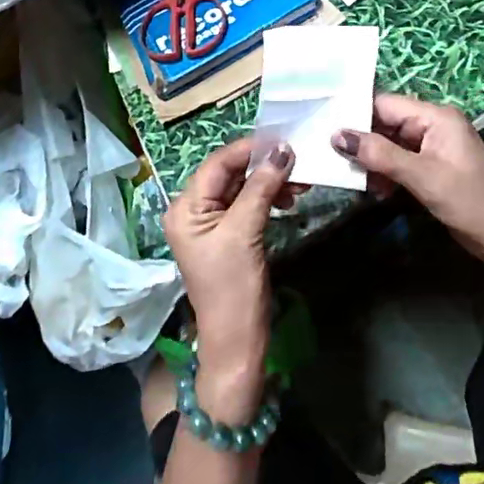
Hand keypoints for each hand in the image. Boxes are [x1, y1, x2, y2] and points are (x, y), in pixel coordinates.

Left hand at [163, 138, 296, 422]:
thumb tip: (281, 151)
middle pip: (227, 174)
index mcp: (185, 207)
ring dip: (267, 182)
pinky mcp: (225, 236)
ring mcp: (208, 225)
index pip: (216, 164)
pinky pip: (244, 206)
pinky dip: (265, 199)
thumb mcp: (246, 234)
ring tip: (298, 182)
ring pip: (238, 189)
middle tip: (296, 159)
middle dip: (261, 166)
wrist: (237, 344)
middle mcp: (191, 210)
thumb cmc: (234, 289)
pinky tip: (287, 199)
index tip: (282, 139)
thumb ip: (260, 189)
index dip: (248, 149)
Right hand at [333, 94, 483, 315]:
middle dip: (358, 138)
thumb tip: (336, 135)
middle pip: (382, 122)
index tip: (321, 125)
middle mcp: (431, 126)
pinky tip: (369, 187)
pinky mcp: (430, 169)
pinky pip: (396, 161)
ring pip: (386, 143)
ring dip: (368, 159)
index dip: (353, 114)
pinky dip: (381, 172)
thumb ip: (380, 154)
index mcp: (435, 117)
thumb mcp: (424, 178)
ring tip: (348, 175)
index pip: (383, 104)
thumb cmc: (475, 205)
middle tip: (327, 152)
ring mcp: (431, 148)